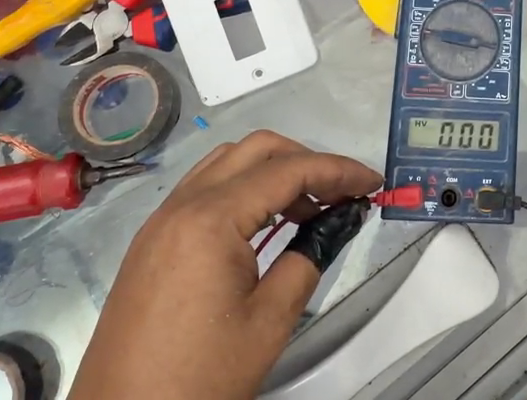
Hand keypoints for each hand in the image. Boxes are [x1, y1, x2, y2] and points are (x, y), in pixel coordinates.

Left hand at [70, 132, 380, 399]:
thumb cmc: (199, 377)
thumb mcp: (268, 321)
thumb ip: (309, 256)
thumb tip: (339, 219)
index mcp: (211, 218)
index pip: (289, 171)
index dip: (338, 171)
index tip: (373, 183)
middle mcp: (183, 203)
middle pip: (257, 149)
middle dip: (306, 161)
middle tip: (340, 194)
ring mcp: (162, 220)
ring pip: (228, 162)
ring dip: (273, 171)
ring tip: (306, 209)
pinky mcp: (152, 240)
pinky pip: (204, 188)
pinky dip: (242, 189)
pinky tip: (263, 224)